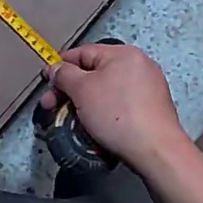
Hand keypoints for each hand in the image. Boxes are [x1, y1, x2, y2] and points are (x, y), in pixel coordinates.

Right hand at [41, 43, 191, 170]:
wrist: (156, 150)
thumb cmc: (117, 115)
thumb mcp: (82, 90)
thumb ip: (64, 74)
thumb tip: (56, 68)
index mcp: (123, 53)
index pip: (82, 52)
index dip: (60, 66)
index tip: (46, 83)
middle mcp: (139, 64)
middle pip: (94, 72)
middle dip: (70, 90)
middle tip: (52, 107)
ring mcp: (148, 86)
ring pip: (106, 89)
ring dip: (85, 102)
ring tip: (72, 120)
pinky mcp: (153, 107)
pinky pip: (120, 103)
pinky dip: (104, 111)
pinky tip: (96, 126)